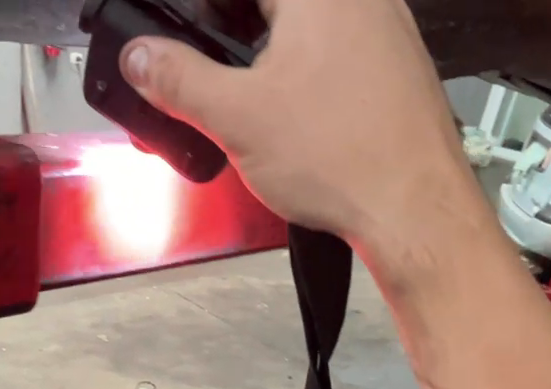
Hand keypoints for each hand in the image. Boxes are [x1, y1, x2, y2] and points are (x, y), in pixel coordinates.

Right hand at [121, 0, 481, 256]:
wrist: (411, 207)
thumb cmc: (340, 156)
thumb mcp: (237, 117)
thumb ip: (180, 80)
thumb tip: (139, 55)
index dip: (204, 18)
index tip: (181, 50)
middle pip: (273, 11)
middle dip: (235, 40)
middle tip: (212, 84)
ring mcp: (386, 27)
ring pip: (306, 30)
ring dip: (270, 62)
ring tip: (252, 110)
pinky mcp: (395, 68)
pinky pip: (337, 56)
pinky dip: (306, 79)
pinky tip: (296, 123)